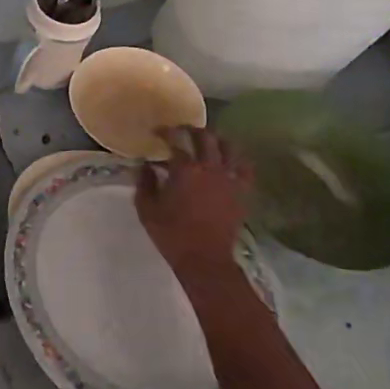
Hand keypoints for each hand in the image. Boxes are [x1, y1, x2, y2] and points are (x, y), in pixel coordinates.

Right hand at [136, 126, 252, 283]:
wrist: (204, 259)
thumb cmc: (172, 235)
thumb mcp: (147, 209)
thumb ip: (144, 182)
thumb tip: (145, 164)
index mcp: (185, 169)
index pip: (176, 139)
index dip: (166, 131)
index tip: (157, 132)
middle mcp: (209, 167)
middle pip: (205, 136)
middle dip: (192, 129)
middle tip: (182, 131)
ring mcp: (229, 178)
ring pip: (228, 147)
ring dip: (216, 140)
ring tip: (208, 142)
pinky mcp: (242, 191)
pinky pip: (245, 169)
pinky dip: (238, 160)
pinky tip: (231, 162)